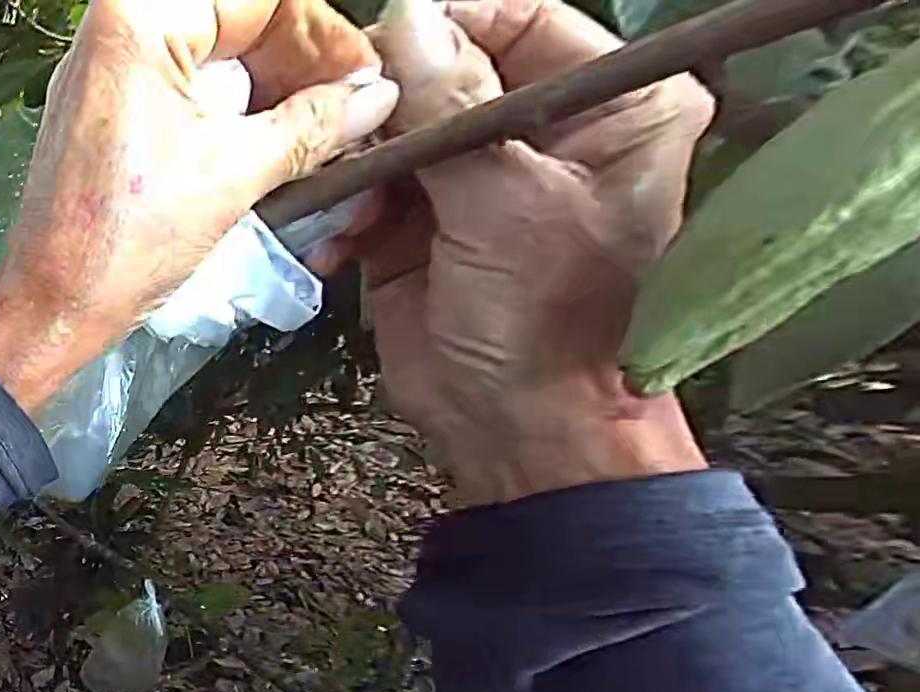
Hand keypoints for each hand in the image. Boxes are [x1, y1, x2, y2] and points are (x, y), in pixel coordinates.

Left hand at [0, 0, 399, 411]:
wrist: (50, 317)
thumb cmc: (124, 249)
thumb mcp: (230, 179)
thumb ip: (309, 126)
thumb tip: (374, 97)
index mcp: (138, 20)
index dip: (323, 37)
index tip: (362, 83)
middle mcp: (111, 36)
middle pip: (233, 24)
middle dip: (295, 68)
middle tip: (345, 115)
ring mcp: (100, 85)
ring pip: (207, 68)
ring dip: (263, 100)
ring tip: (311, 142)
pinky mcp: (99, 128)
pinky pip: (175, 104)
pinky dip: (221, 123)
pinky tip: (260, 154)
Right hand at [342, 0, 712, 504]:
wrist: (503, 412)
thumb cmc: (537, 309)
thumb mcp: (505, 203)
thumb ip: (452, 115)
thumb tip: (402, 23)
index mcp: (600, 106)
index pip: (519, 27)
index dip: (448, 26)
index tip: (377, 40)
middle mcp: (526, 141)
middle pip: (439, 89)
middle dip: (384, 114)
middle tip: (338, 135)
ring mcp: (459, 194)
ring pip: (389, 152)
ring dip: (353, 178)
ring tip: (336, 212)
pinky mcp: (406, 241)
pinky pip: (361, 209)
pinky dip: (340, 224)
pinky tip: (330, 249)